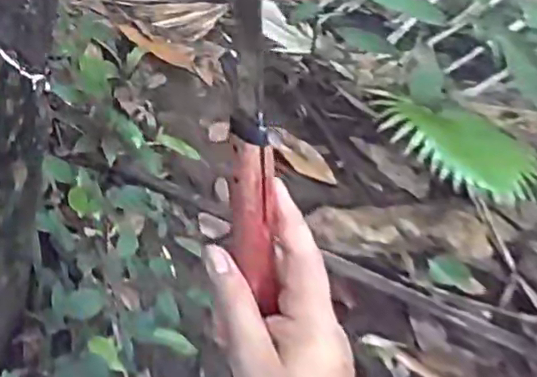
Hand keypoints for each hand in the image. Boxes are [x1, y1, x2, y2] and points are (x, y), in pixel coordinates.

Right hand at [206, 179, 353, 376]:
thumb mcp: (249, 356)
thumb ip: (232, 300)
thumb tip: (214, 248)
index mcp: (316, 319)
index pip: (301, 253)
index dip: (286, 214)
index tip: (270, 180)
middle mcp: (323, 323)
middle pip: (289, 267)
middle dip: (258, 243)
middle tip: (228, 215)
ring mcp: (317, 339)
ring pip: (279, 290)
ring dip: (250, 281)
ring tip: (226, 310)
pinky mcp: (307, 351)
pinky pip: (278, 312)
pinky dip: (253, 305)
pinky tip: (234, 326)